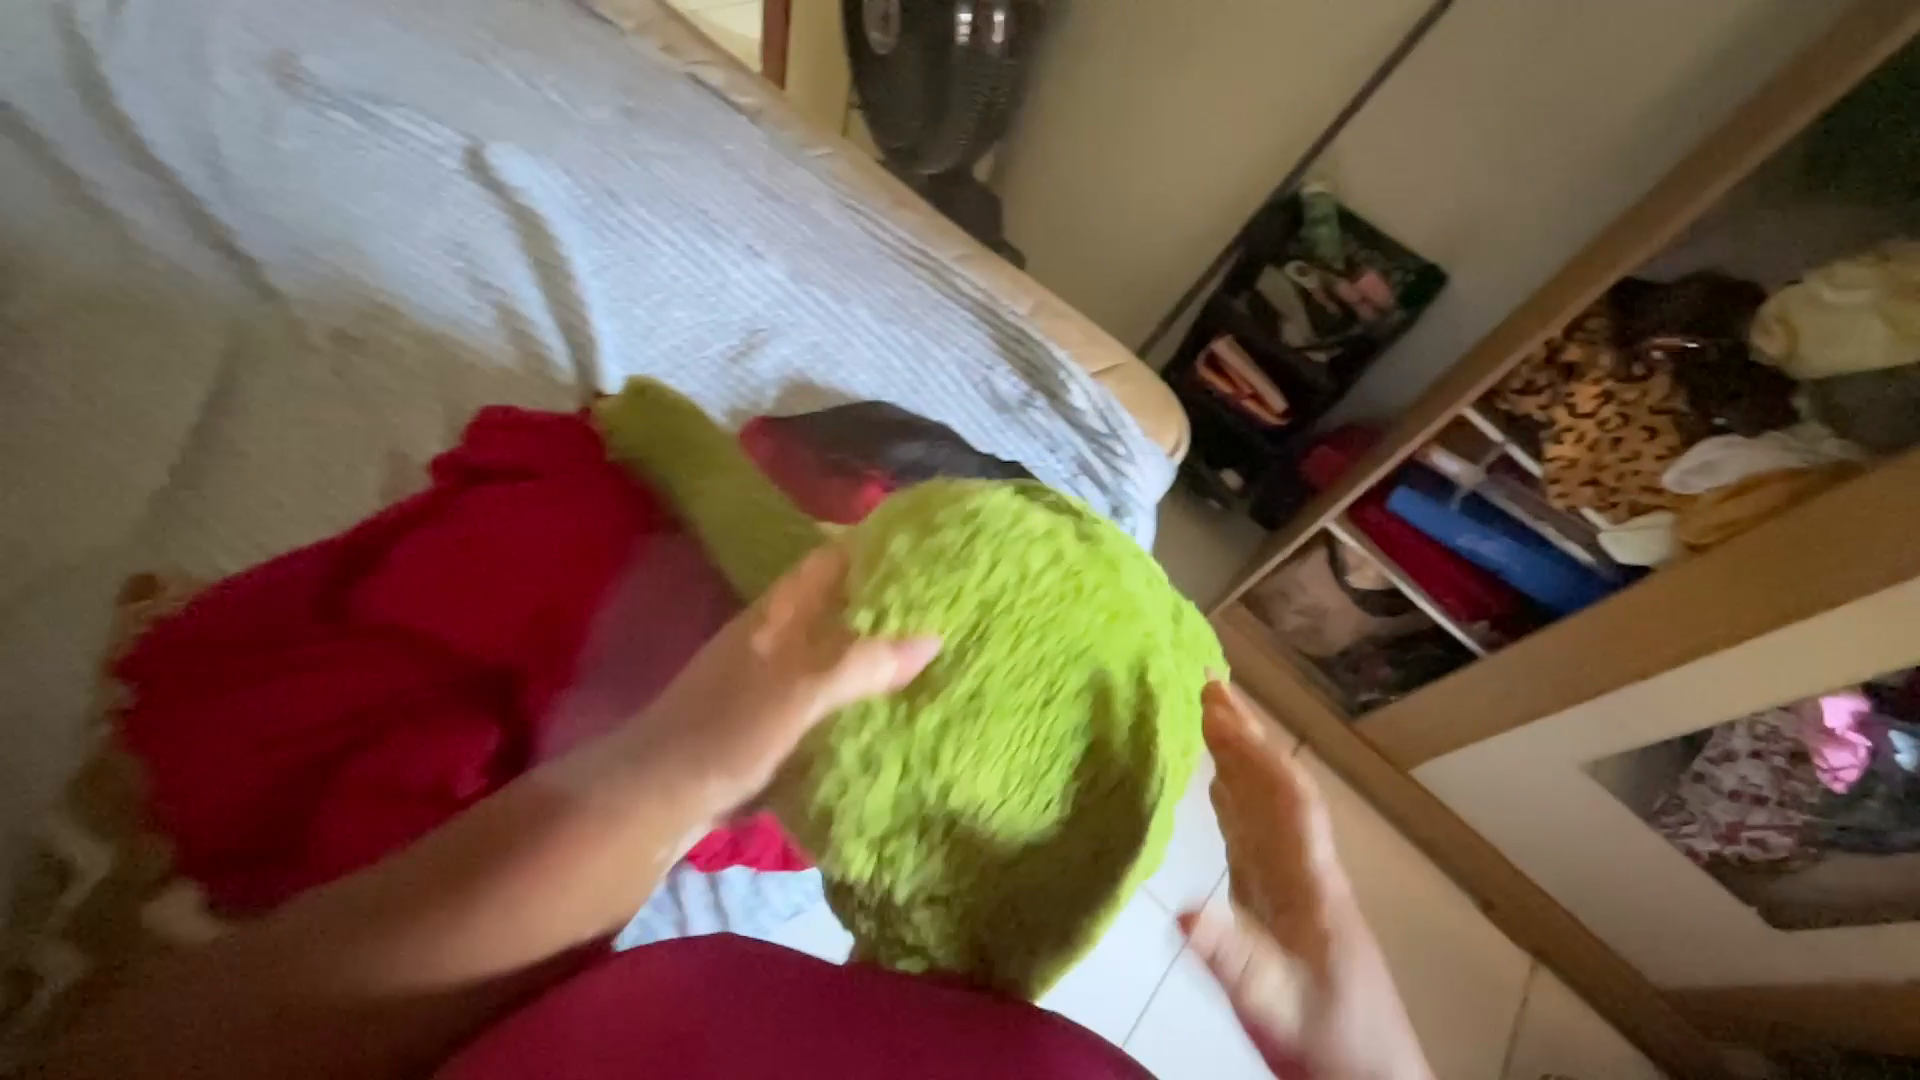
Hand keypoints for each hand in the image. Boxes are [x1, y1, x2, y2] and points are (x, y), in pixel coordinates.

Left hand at [598, 544, 939, 822]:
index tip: (921, 548)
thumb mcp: (799, 692)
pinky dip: (848, 699)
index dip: (868, 548)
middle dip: (878, 605)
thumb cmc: (724, 731)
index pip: (826, 563)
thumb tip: (932, 638)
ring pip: (824, 655)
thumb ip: (861, 664)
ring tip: (924, 659)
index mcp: (773, 617)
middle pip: (830, 608)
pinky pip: (817, 700)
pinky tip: (879, 715)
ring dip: (865, 654)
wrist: (648, 802)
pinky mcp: (760, 726)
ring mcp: (761, 685)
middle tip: (939, 609)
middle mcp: (768, 641)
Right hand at [1181, 682, 1433, 1079]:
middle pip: (1274, 786)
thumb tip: (1184, 909)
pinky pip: (1252, 829)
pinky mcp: (1278, 898)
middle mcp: (1303, 867)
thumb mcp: (1278, 1008)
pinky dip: (1232, 794)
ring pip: (1264, 802)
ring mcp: (1292, 881)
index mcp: (1310, 881)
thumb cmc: (1330, 1042)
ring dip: (1238, 754)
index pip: (1287, 799)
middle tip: (1207, 682)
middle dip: (1244, 733)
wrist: (1370, 1079)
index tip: (1217, 705)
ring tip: (1207, 714)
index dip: (1253, 750)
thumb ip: (1235, 959)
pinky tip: (1214, 783)